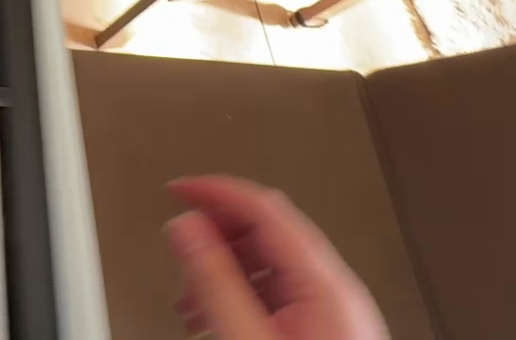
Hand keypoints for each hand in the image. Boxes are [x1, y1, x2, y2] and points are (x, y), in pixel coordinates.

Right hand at [165, 176, 387, 339]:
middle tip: (180, 239)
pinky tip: (215, 316)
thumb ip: (212, 280)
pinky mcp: (328, 335)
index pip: (265, 209)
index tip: (178, 190)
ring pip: (270, 262)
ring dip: (224, 264)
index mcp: (325, 287)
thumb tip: (184, 226)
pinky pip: (278, 292)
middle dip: (217, 231)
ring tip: (191, 293)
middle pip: (269, 231)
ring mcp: (336, 316)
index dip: (216, 191)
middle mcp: (338, 294)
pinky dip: (240, 291)